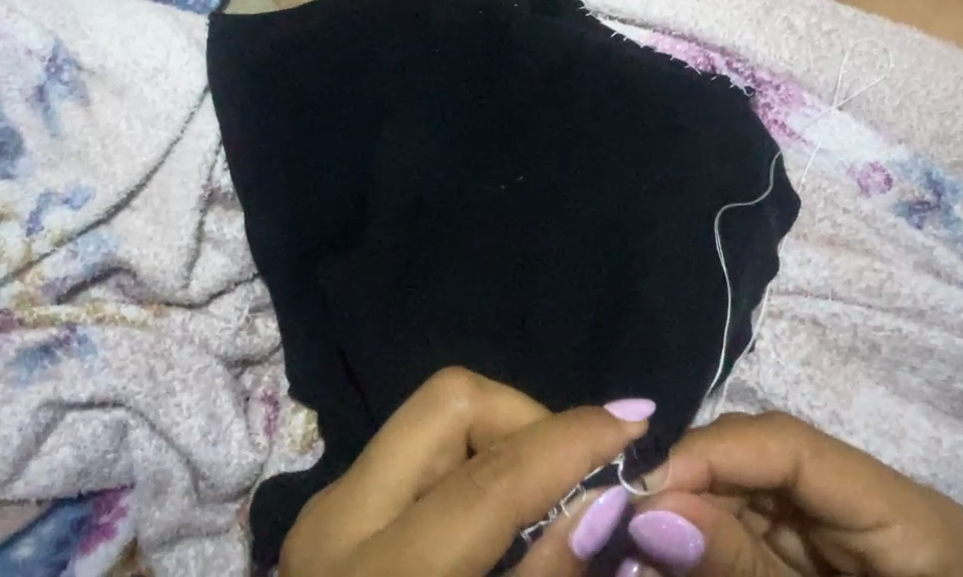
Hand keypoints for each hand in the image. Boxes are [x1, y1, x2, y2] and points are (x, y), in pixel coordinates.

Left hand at [280, 367, 655, 576]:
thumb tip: (606, 500)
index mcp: (380, 576)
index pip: (489, 480)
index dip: (570, 442)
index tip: (634, 420)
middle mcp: (341, 519)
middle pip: (449, 402)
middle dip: (527, 419)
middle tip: (575, 473)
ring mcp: (329, 507)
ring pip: (430, 415)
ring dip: (500, 437)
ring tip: (541, 493)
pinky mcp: (331, 508)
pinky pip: (415, 449)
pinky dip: (469, 460)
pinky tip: (495, 512)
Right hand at [621, 412, 962, 576]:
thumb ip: (743, 569)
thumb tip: (650, 510)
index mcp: (908, 519)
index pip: (792, 446)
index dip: (711, 452)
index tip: (640, 485)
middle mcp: (872, 508)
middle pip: (762, 466)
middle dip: (689, 488)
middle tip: (621, 525)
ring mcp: (844, 535)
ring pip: (745, 497)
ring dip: (687, 519)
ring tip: (633, 549)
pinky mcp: (817, 561)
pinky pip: (750, 535)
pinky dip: (706, 548)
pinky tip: (665, 560)